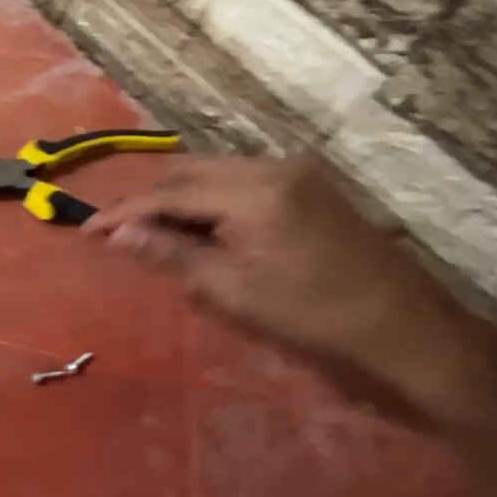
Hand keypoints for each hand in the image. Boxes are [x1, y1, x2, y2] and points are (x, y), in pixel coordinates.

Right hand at [85, 155, 496, 428]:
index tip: (88, 231)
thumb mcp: (232, 291)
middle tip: (117, 234)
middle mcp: (272, 167)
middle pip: (188, 172)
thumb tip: (118, 234)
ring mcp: (295, 173)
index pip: (169, 193)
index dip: (124, 212)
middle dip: (149, 201)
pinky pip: (239, 181)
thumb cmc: (315, 316)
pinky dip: (209, 200)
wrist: (409, 329)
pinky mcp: (309, 186)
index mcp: (253, 192)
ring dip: (178, 199)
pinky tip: (200, 229)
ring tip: (152, 234)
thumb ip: (171, 254)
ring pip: (213, 173)